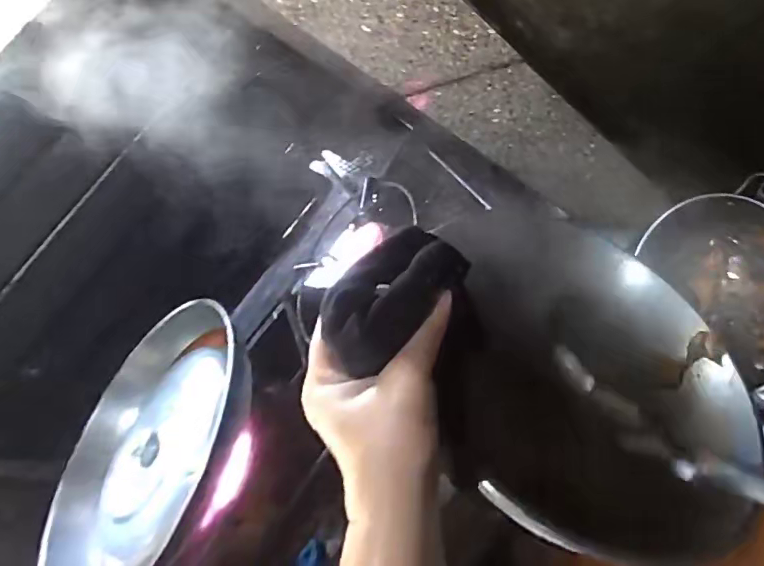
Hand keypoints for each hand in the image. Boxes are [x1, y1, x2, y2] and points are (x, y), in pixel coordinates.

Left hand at [303, 291, 452, 509]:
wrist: (403, 498)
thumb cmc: (391, 440)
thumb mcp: (408, 378)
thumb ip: (425, 332)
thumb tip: (443, 291)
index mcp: (320, 378)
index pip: (331, 319)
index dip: (355, 291)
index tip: (383, 264)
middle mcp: (329, 383)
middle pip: (352, 331)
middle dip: (378, 305)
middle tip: (404, 273)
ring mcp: (352, 395)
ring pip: (370, 346)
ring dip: (392, 325)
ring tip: (416, 291)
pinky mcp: (375, 402)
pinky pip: (384, 360)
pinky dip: (400, 342)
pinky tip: (421, 324)